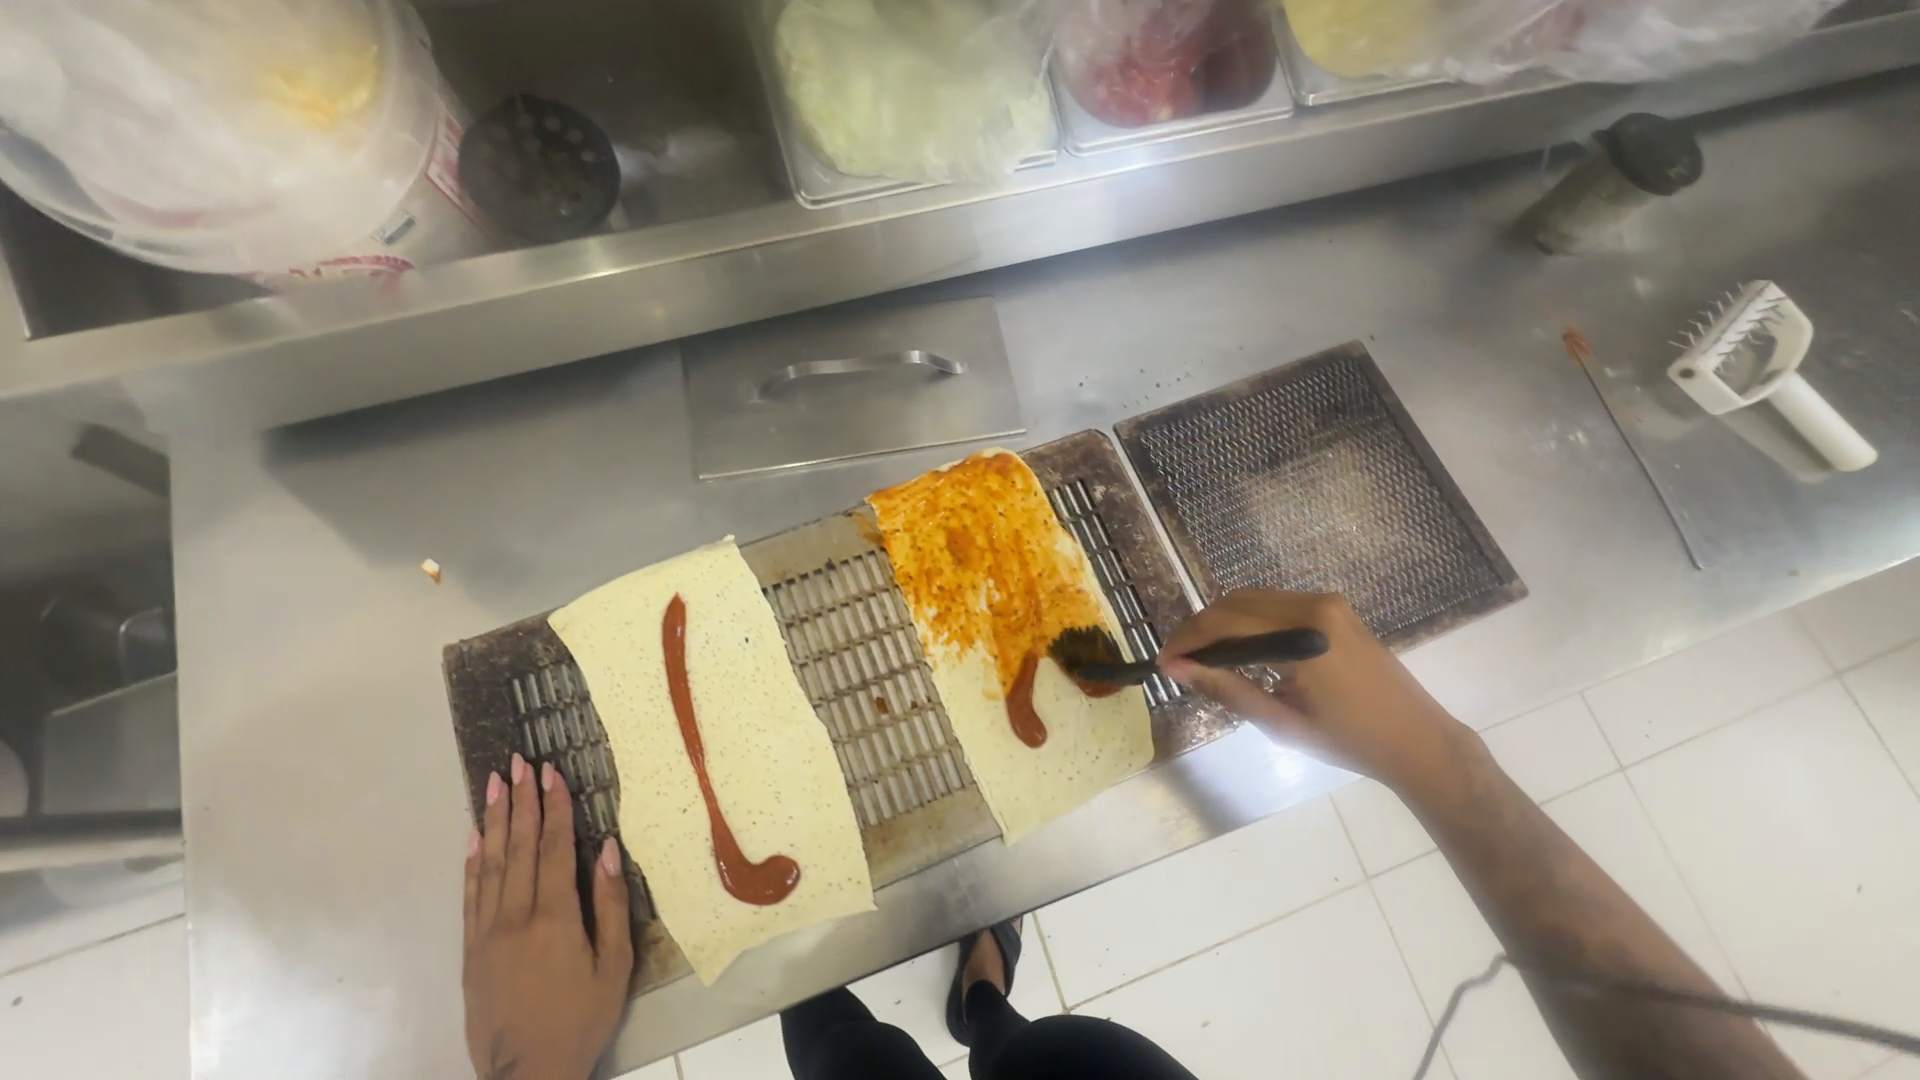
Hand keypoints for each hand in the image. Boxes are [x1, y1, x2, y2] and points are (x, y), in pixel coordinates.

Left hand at [464, 753, 633, 1079]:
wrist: (528, 1074)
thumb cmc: (582, 1017)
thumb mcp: (614, 964)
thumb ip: (611, 904)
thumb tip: (610, 850)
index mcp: (555, 917)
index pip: (555, 848)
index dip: (554, 808)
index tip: (551, 773)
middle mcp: (515, 916)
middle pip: (519, 847)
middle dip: (521, 802)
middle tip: (518, 763)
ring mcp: (487, 932)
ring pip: (490, 864)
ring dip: (493, 821)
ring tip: (494, 784)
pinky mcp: (471, 951)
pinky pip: (470, 896)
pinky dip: (472, 862)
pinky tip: (474, 838)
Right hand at [1158, 590, 1477, 793]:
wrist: (1419, 741)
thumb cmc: (1350, 741)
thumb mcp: (1281, 723)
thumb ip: (1226, 689)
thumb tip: (1175, 669)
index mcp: (1303, 635)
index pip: (1226, 623)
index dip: (1188, 639)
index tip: (1164, 662)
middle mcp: (1314, 605)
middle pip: (1235, 604)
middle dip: (1200, 630)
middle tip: (1179, 662)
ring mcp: (1327, 603)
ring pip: (1252, 600)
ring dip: (1222, 623)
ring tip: (1204, 659)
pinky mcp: (1334, 608)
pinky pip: (1275, 605)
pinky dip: (1248, 622)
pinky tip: (1240, 651)